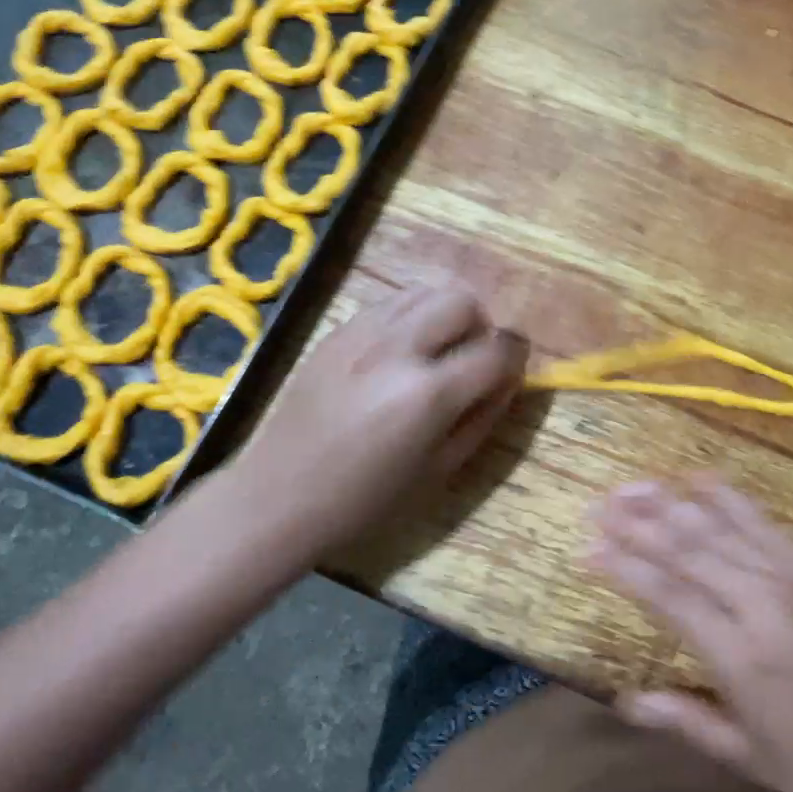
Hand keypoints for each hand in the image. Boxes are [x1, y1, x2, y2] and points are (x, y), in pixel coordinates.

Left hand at [224, 283, 528, 556]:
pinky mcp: (338, 330)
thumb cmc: (365, 500)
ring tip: (435, 352)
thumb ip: (483, 416)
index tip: (511, 370)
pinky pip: (391, 304)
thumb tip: (507, 377)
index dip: (514, 358)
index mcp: (428, 394)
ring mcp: (363, 333)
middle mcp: (398, 349)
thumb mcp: (440, 469)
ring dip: (444, 316)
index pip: (496, 351)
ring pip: (427, 291)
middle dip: (479, 327)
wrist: (279, 496)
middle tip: (469, 360)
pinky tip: (398, 355)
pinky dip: (410, 319)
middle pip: (462, 302)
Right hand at [591, 479, 792, 791]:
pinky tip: (700, 479)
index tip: (586, 548)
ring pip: (721, 526)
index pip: (669, 598)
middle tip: (598, 504)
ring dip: (673, 502)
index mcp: (741, 657)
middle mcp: (762, 604)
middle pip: (689, 550)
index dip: (624, 569)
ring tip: (633, 484)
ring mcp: (792, 576)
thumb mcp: (753, 757)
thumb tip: (625, 700)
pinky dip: (728, 496)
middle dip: (638, 524)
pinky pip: (764, 520)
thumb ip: (687, 719)